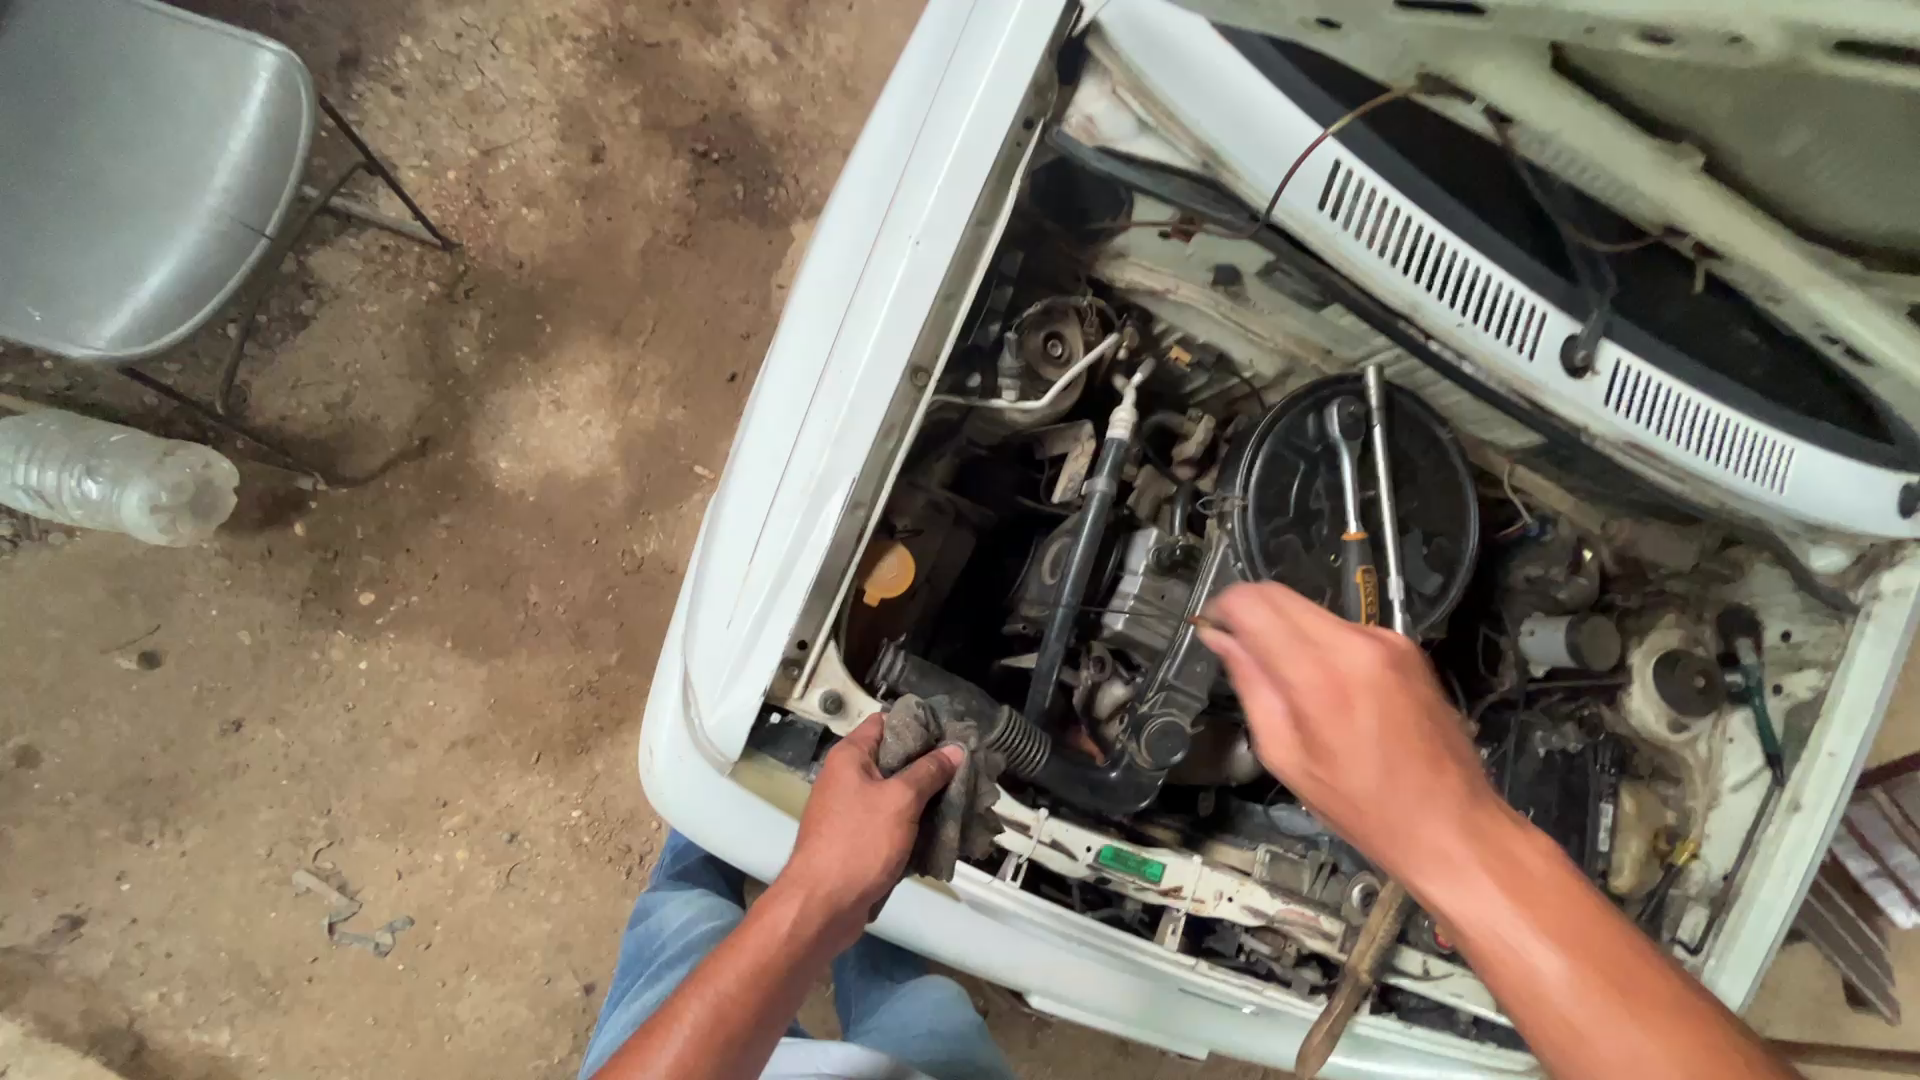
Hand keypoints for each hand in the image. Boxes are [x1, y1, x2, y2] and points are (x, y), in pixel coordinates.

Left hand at [770, 714, 962, 953]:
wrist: (821, 908)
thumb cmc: (858, 843)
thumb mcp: (900, 800)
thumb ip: (929, 771)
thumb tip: (954, 748)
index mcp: (850, 756)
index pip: (886, 722)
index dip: (919, 724)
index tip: (952, 733)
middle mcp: (848, 777)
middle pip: (894, 758)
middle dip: (930, 764)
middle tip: (966, 766)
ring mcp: (852, 810)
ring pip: (896, 793)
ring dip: (926, 796)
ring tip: (963, 795)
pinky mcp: (859, 839)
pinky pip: (892, 821)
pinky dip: (915, 823)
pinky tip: (944, 828)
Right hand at [1195, 582, 1503, 883]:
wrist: (1452, 823)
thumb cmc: (1360, 804)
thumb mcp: (1284, 754)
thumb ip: (1250, 685)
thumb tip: (1221, 639)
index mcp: (1319, 674)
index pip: (1252, 604)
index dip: (1221, 609)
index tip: (1212, 630)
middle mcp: (1354, 643)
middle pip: (1278, 595)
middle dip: (1247, 612)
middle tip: (1234, 646)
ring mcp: (1385, 640)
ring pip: (1308, 609)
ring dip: (1283, 629)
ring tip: (1284, 677)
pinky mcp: (1404, 646)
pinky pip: (1341, 628)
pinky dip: (1318, 642)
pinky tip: (1325, 684)